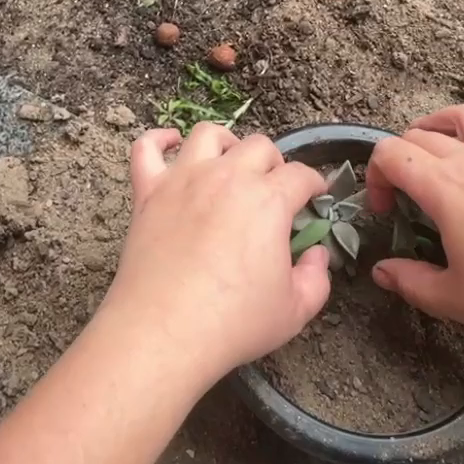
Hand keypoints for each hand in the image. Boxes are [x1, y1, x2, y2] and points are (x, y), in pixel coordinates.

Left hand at [97, 123, 332, 384]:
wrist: (164, 330)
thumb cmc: (232, 322)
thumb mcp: (294, 311)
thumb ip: (316, 278)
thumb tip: (317, 254)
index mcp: (267, 200)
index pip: (300, 175)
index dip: (313, 183)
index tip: (315, 195)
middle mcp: (226, 176)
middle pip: (258, 145)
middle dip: (274, 162)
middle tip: (273, 188)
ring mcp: (183, 178)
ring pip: (207, 134)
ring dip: (225, 143)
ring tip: (229, 162)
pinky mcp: (148, 189)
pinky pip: (147, 147)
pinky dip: (159, 139)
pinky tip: (171, 144)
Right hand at [364, 104, 463, 349]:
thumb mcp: (459, 301)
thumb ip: (412, 283)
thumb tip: (382, 271)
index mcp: (444, 187)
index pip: (390, 153)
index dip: (374, 175)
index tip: (383, 209)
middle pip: (420, 134)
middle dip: (400, 158)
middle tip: (405, 194)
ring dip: (439, 124)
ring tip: (433, 144)